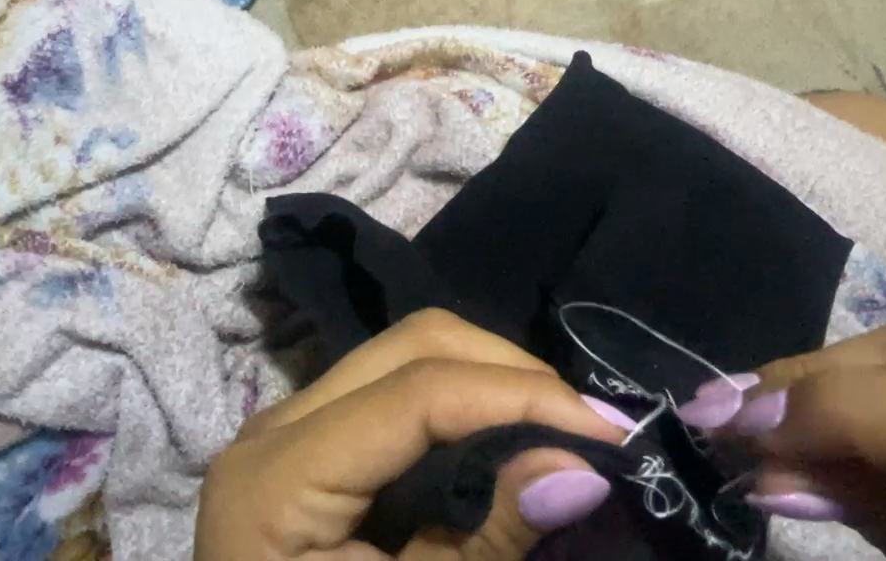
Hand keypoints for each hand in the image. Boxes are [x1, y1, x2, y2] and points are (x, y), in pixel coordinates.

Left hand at [195, 309, 629, 559]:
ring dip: (491, 375)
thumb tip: (579, 467)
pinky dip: (461, 394)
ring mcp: (291, 420)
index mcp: (278, 476)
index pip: (416, 392)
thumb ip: (484, 542)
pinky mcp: (312, 433)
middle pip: (414, 343)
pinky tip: (505, 428)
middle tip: (588, 427)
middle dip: (511, 371)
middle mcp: (278, 422)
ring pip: (407, 349)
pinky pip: (395, 381)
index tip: (607, 431)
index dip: (518, 397)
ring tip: (558, 425)